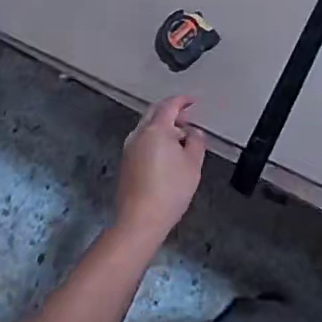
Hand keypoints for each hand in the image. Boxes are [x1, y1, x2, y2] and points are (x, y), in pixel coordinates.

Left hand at [114, 95, 204, 242]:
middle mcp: (138, 134)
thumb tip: (192, 132)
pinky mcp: (125, 163)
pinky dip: (155, 139)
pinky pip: (142, 141)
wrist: (139, 220)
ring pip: (146, 128)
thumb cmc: (170, 190)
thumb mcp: (193, 164)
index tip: (192, 101)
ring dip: (162, 126)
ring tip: (180, 138)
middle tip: (187, 117)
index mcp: (156, 129)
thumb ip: (196, 141)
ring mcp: (129, 149)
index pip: (169, 105)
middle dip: (170, 111)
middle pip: (154, 113)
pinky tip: (166, 154)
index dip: (182, 100)